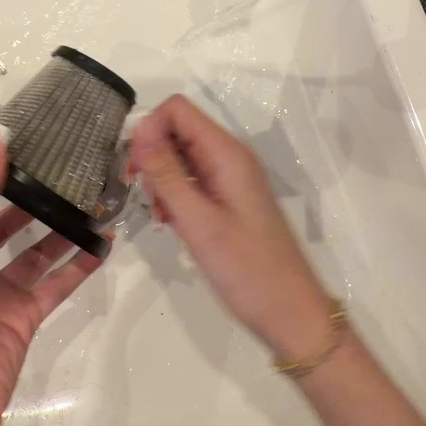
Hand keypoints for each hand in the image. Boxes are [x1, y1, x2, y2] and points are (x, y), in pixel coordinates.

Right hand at [128, 95, 333, 362]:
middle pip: (177, 130)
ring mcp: (229, 178)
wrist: (290, 315)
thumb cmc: (247, 268)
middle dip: (151, 153)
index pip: (177, 110)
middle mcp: (229, 157)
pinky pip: (191, 180)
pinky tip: (168, 222)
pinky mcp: (227, 199)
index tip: (135, 166)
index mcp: (227, 153)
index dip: (149, 128)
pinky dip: (173, 194)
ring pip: (180, 156)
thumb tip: (139, 131)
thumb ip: (167, 174)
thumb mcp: (199, 222)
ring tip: (157, 213)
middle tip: (139, 191)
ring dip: (160, 177)